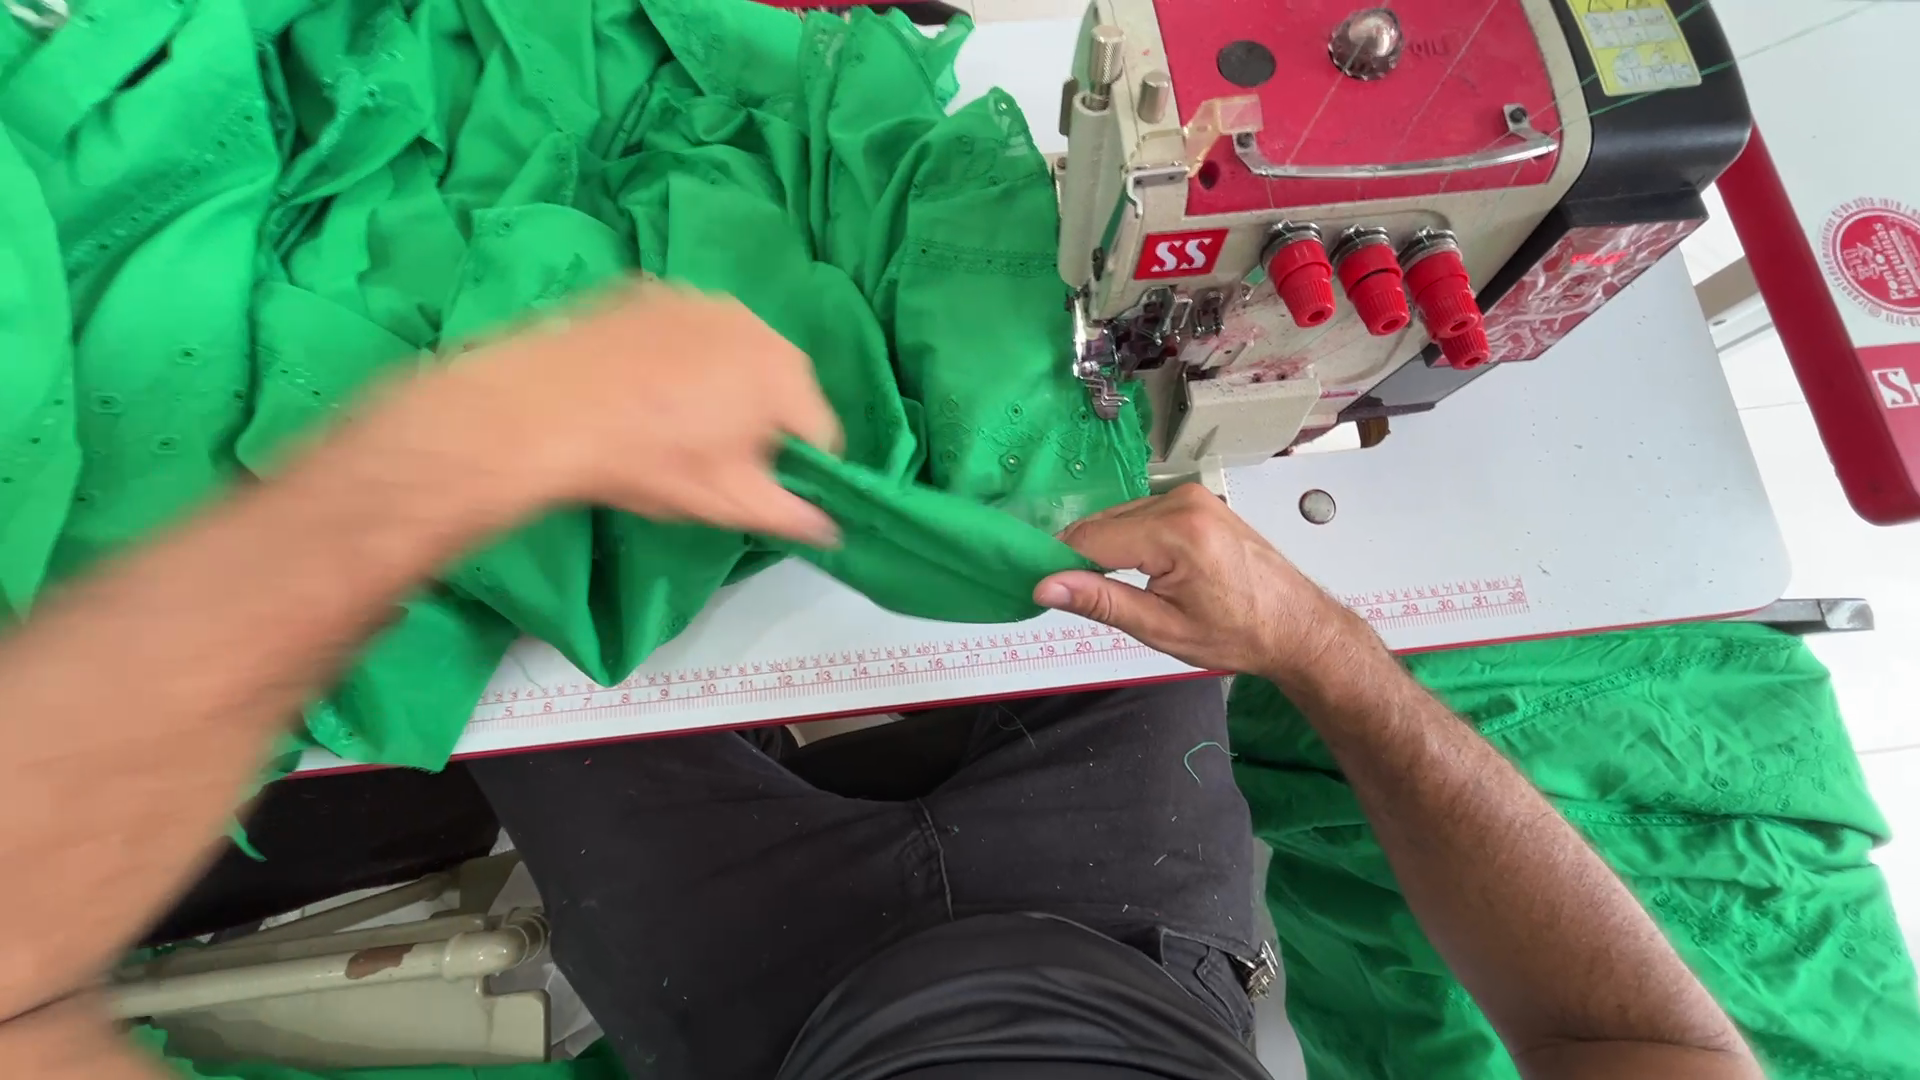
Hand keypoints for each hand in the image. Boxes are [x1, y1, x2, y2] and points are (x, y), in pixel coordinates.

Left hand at [405, 285, 842, 544]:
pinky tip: (645, 386)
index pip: (820, 431)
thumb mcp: (727, 502)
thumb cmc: (648, 461)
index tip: (764, 482)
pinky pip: (690, 331)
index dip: (801, 466)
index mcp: (783, 376)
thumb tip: (833, 532)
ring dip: (728, 385)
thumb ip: (793, 516)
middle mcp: (753, 325)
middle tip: (718, 453)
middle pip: (783, 385)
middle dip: (765, 419)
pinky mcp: (650, 291)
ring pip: (738, 354)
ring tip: (678, 419)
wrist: (537, 410)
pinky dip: (684, 357)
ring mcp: (699, 299)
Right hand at [1033, 484, 1383, 684]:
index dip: (1060, 563)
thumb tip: (1043, 587)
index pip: (1091, 537)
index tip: (1045, 589)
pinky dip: (1128, 539)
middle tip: (1081, 598)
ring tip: (1117, 588)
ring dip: (1106, 549)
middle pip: (1103, 522)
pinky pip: (1142, 514)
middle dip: (1083, 557)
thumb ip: (1099, 601)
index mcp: (1175, 531)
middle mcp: (1181, 500)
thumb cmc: (1235, 635)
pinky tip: (1138, 569)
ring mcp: (1192, 495)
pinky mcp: (1197, 500)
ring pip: (1120, 517)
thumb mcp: (1161, 627)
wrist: (1297, 626)